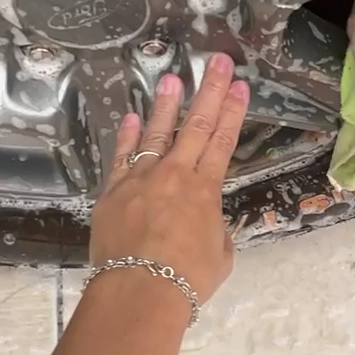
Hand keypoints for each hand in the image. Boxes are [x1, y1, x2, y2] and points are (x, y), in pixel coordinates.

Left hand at [89, 52, 250, 305]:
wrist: (139, 291)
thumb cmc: (188, 279)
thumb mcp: (220, 257)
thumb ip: (217, 233)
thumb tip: (210, 225)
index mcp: (205, 190)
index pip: (223, 142)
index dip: (234, 112)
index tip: (241, 86)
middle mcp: (175, 175)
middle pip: (196, 126)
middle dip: (210, 91)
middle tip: (218, 63)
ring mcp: (140, 179)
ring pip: (156, 133)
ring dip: (166, 104)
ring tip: (172, 78)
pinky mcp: (112, 192)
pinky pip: (122, 157)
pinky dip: (127, 137)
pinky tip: (131, 117)